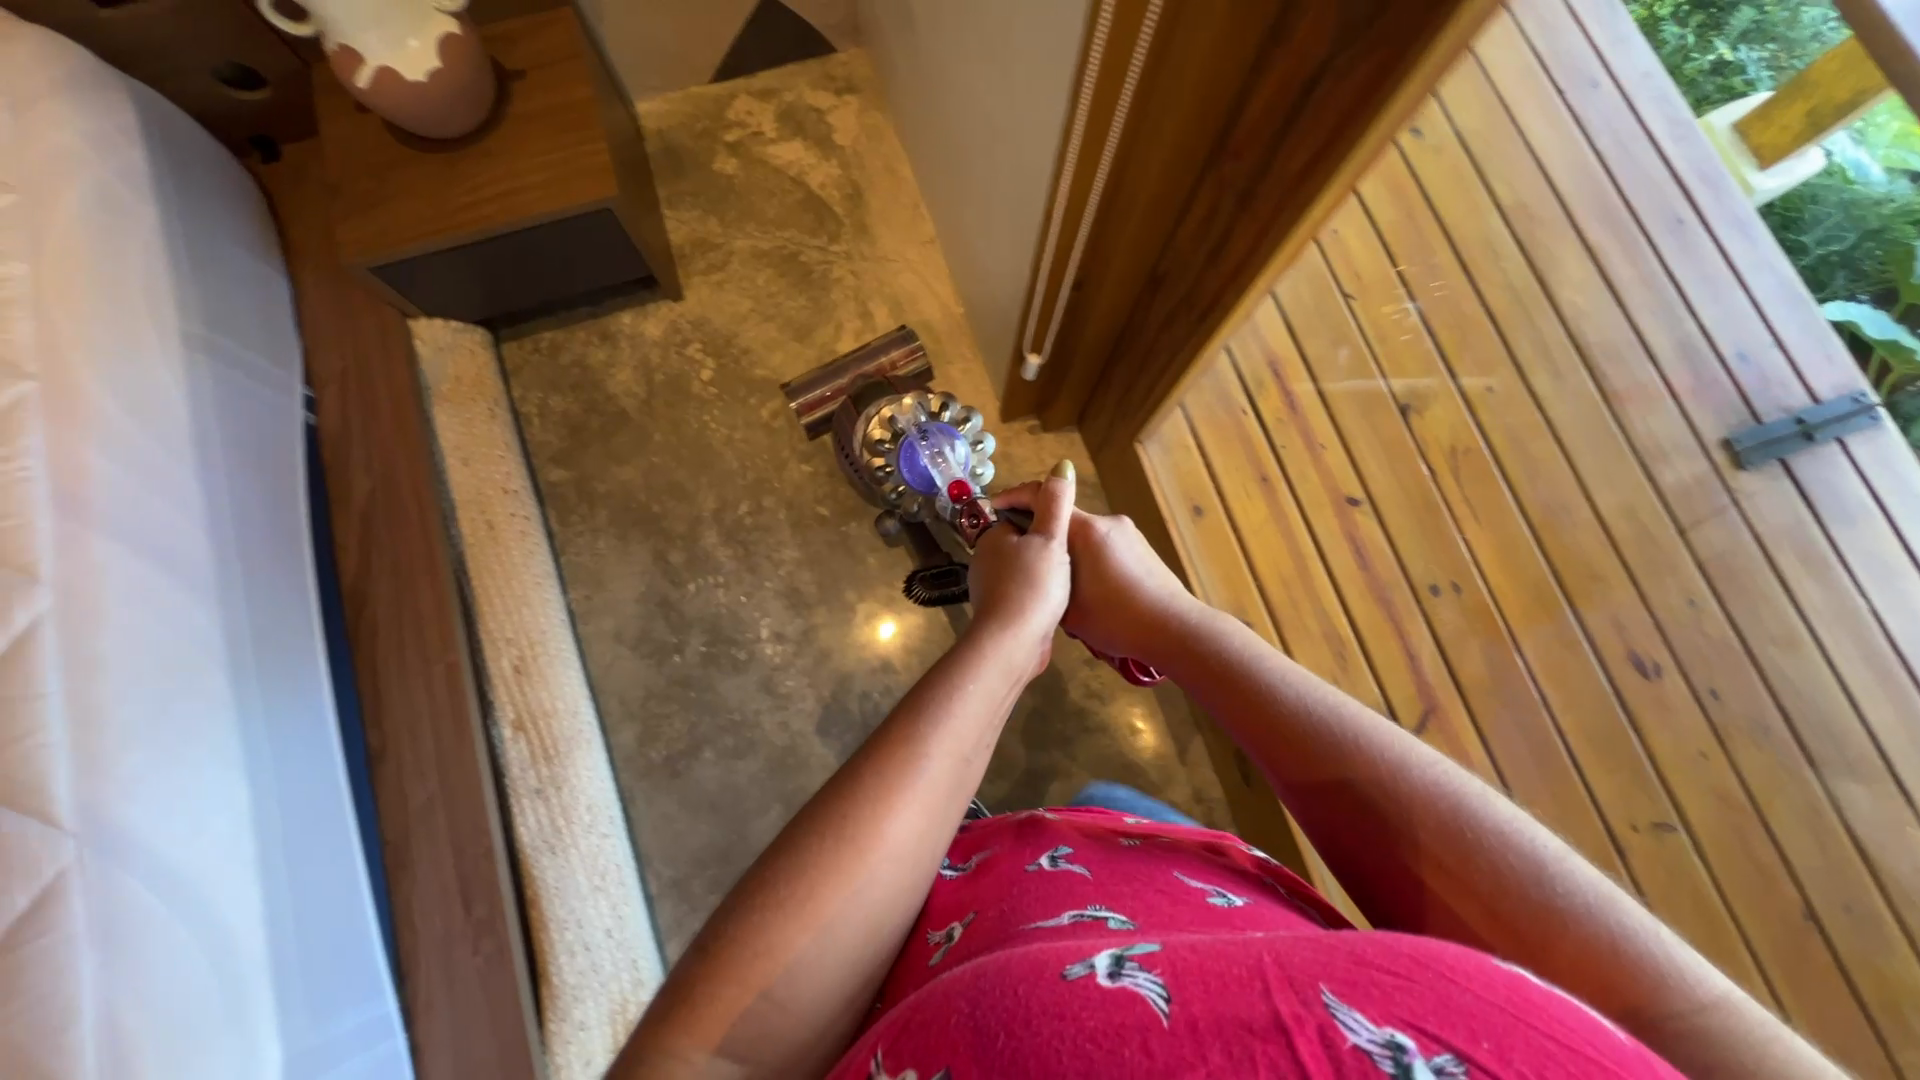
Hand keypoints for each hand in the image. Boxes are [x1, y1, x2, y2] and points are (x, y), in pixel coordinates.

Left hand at [967, 461, 1075, 678]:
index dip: (1042, 520)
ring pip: (1022, 573)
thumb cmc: (1032, 586)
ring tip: (1070, 580)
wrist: (1013, 644)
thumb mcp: (1051, 538)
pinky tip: (1058, 604)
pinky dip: (1039, 598)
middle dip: (1044, 549)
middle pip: (1020, 546)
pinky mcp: (1000, 615)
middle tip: (1073, 556)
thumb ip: (1057, 503)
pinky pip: (1023, 597)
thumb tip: (1061, 466)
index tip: (1065, 529)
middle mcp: (985, 562)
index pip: (1016, 517)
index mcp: (992, 538)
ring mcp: (990, 591)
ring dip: (1044, 575)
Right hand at [992, 482, 1202, 672]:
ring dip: (1066, 552)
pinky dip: (1088, 561)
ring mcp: (1127, 533)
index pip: (1042, 497)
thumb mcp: (1065, 605)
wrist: (1174, 629)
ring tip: (1058, 587)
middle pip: (1062, 519)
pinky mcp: (1141, 548)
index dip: (1013, 499)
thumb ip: (1045, 577)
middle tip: (1025, 563)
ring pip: (1083, 536)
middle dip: (1041, 536)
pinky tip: (1089, 592)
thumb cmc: (1115, 620)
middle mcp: (1106, 522)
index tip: (995, 509)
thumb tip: (1032, 566)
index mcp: (1084, 530)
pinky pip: (1103, 547)